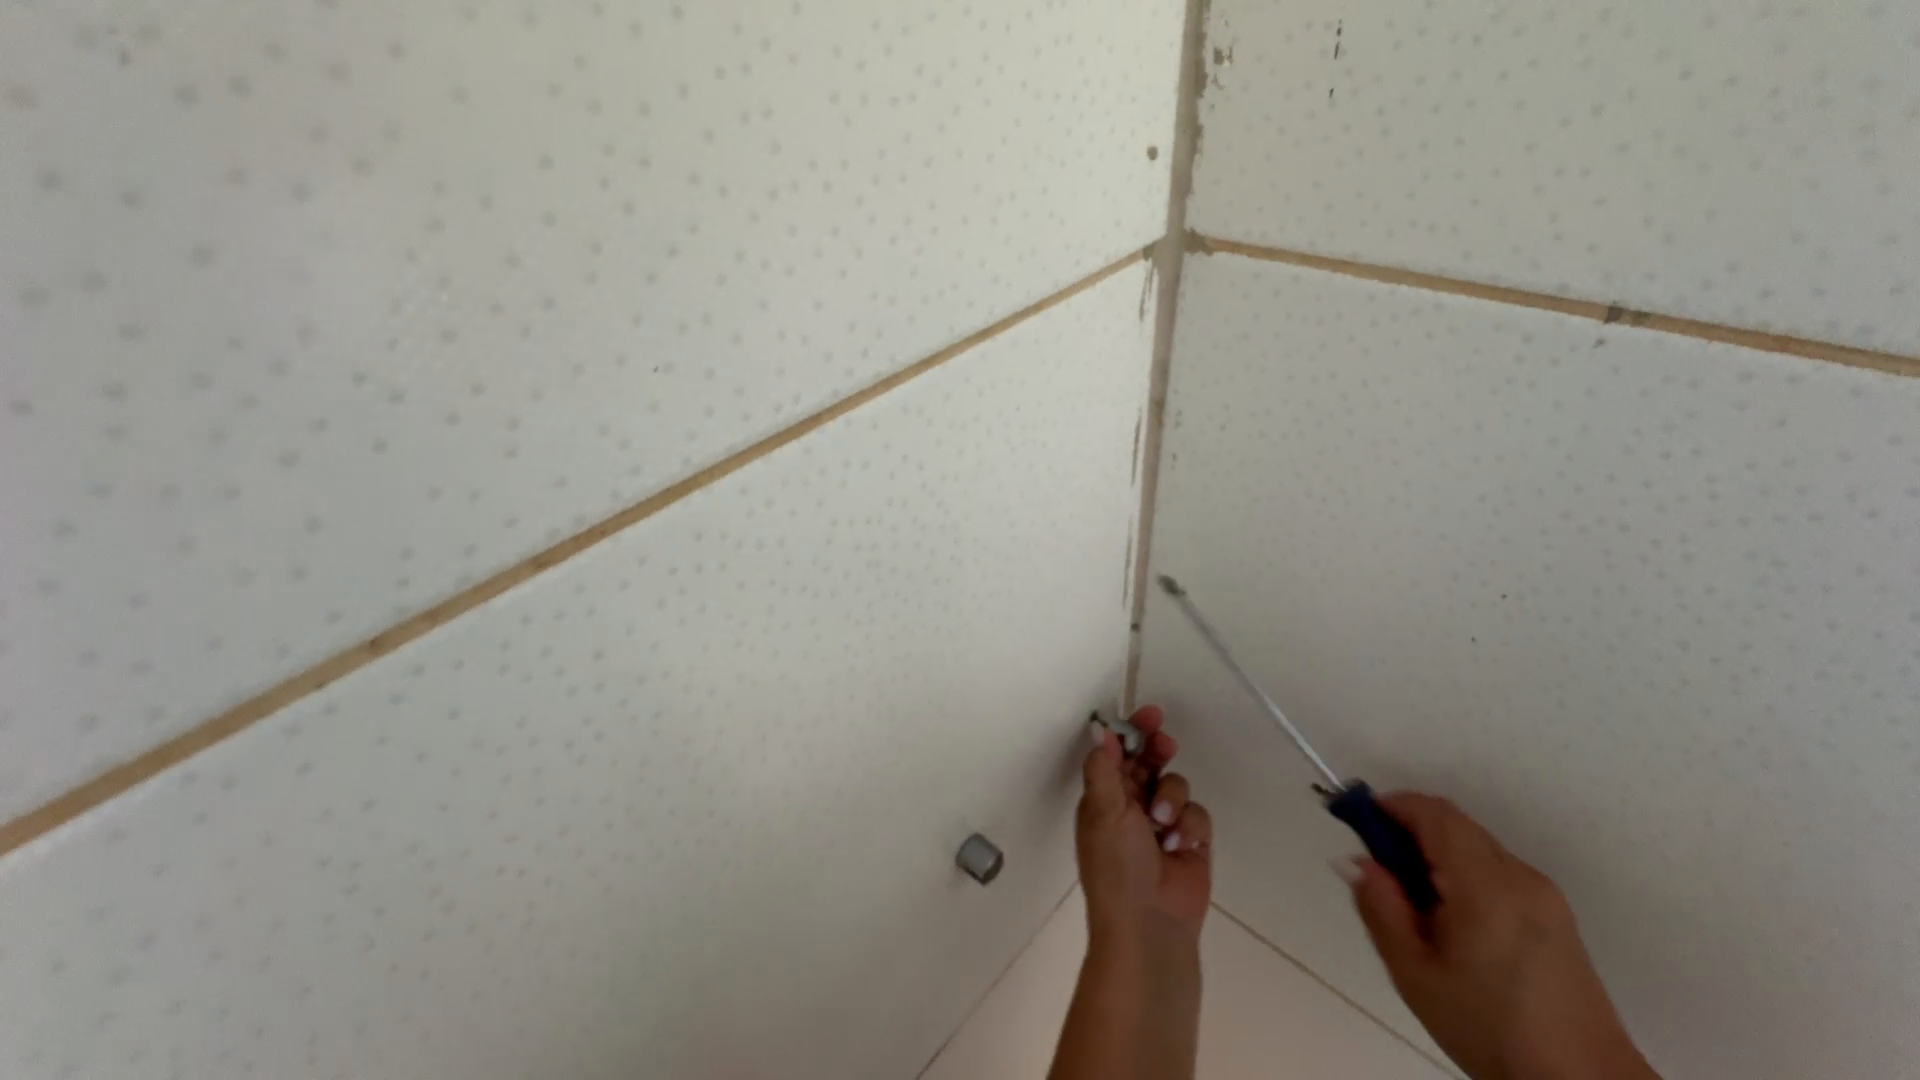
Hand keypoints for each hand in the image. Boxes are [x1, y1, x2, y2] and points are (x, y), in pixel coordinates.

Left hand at [1076, 706, 1211, 943]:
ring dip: (1173, 798)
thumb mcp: (1103, 812)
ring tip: (1162, 823)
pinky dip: (1191, 825)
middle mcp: (1131, 806)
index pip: (1119, 754)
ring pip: (1177, 785)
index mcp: (1104, 798)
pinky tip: (1180, 845)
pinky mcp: (1190, 840)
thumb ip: (1104, 769)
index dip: (1133, 732)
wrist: (1150, 923)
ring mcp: (1163, 823)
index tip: (1151, 714)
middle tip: (1165, 744)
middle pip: (1150, 763)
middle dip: (1158, 752)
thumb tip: (1103, 732)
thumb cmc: (1117, 866)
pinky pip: (1198, 814)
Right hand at [1347, 794, 1657, 1079]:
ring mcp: (1544, 894)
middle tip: (1378, 872)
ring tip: (1414, 908)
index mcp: (1486, 886)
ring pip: (1475, 847)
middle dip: (1408, 832)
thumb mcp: (1414, 973)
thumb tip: (1355, 860)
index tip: (1355, 822)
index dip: (1390, 805)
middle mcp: (1520, 876)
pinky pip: (1496, 871)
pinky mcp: (1555, 914)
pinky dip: (1462, 874)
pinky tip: (1452, 924)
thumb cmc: (1488, 1028)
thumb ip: (1379, 907)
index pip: (1434, 814)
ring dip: (1435, 855)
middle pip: (1455, 825)